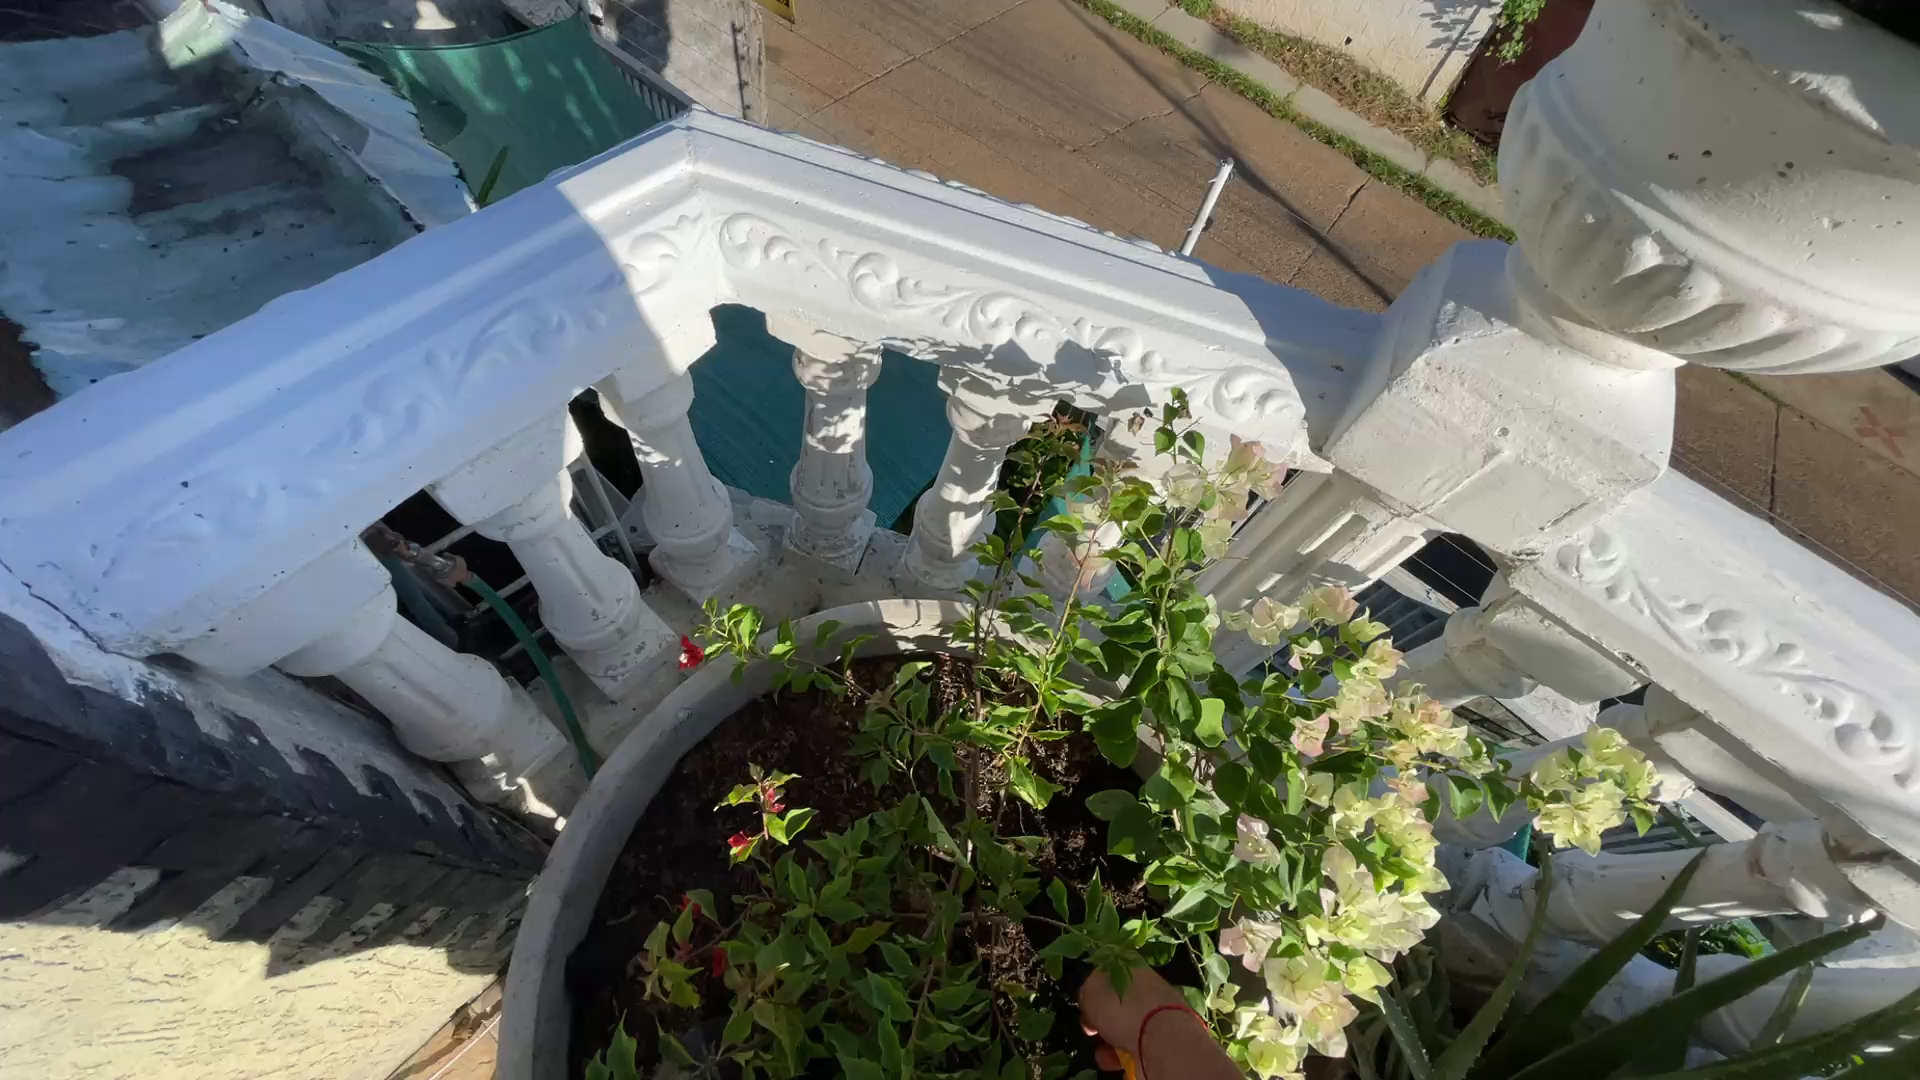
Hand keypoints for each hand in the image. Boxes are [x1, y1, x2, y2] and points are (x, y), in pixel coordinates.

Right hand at [1077, 967, 1192, 1071]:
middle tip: (1091, 1032)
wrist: (1163, 1039)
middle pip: (1117, 1001)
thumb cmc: (1123, 1007)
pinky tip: (1117, 1064)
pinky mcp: (1165, 1037)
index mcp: (1130, 964)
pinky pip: (1139, 1045)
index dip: (1093, 990)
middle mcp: (1146, 984)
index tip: (1085, 1008)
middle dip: (1102, 1019)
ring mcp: (1157, 1011)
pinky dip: (1125, 1055)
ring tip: (1103, 1056)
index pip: (1108, 972)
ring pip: (1127, 1025)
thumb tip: (1089, 1003)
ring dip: (1111, 1042)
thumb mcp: (1091, 993)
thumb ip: (1086, 994)